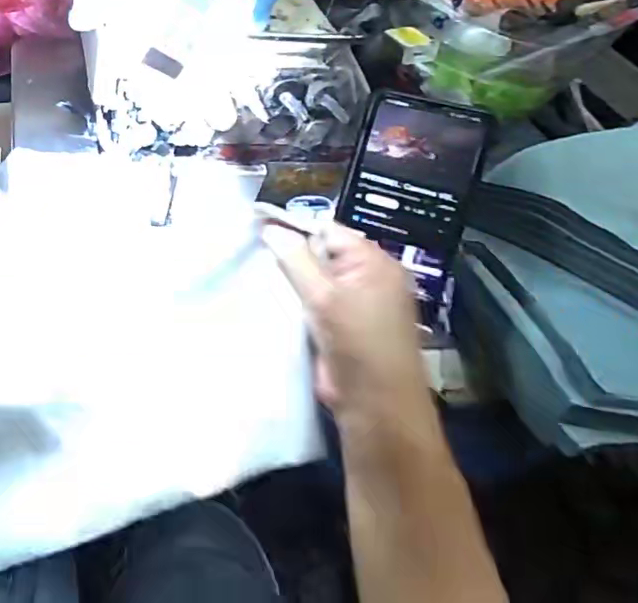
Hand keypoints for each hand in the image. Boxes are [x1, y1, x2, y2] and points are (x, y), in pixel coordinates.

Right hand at [261, 220, 429, 430]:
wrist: (379, 410)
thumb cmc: (357, 346)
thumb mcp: (323, 297)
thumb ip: (295, 258)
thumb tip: (271, 227)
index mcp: (374, 261)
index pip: (329, 230)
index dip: (295, 229)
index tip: (260, 231)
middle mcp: (372, 275)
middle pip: (323, 252)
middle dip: (293, 256)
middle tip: (259, 256)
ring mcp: (362, 301)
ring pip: (318, 278)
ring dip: (295, 282)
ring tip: (264, 277)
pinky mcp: (349, 324)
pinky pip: (320, 300)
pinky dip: (302, 301)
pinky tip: (280, 303)